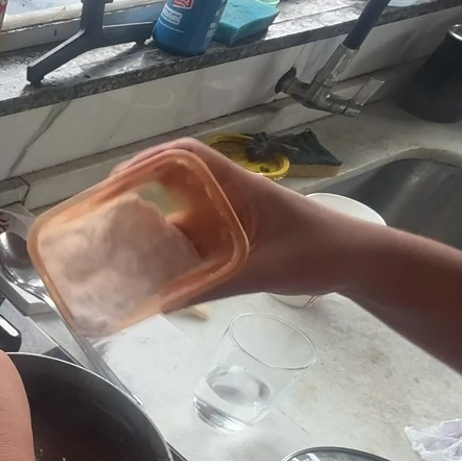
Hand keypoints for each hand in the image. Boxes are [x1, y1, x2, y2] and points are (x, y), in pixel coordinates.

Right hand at [117, 138, 387, 303]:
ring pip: (178, 215)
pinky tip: (149, 271)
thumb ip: (211, 286)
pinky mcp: (230, 239)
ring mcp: (227, 219)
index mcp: (237, 187)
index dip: (148, 160)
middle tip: (102, 215)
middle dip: (135, 193)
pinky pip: (191, 241)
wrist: (359, 261)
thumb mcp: (264, 270)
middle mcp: (226, 198)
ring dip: (149, 227)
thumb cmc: (319, 252)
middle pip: (172, 183)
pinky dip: (167, 252)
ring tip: (115, 245)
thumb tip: (158, 303)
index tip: (116, 179)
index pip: (186, 157)